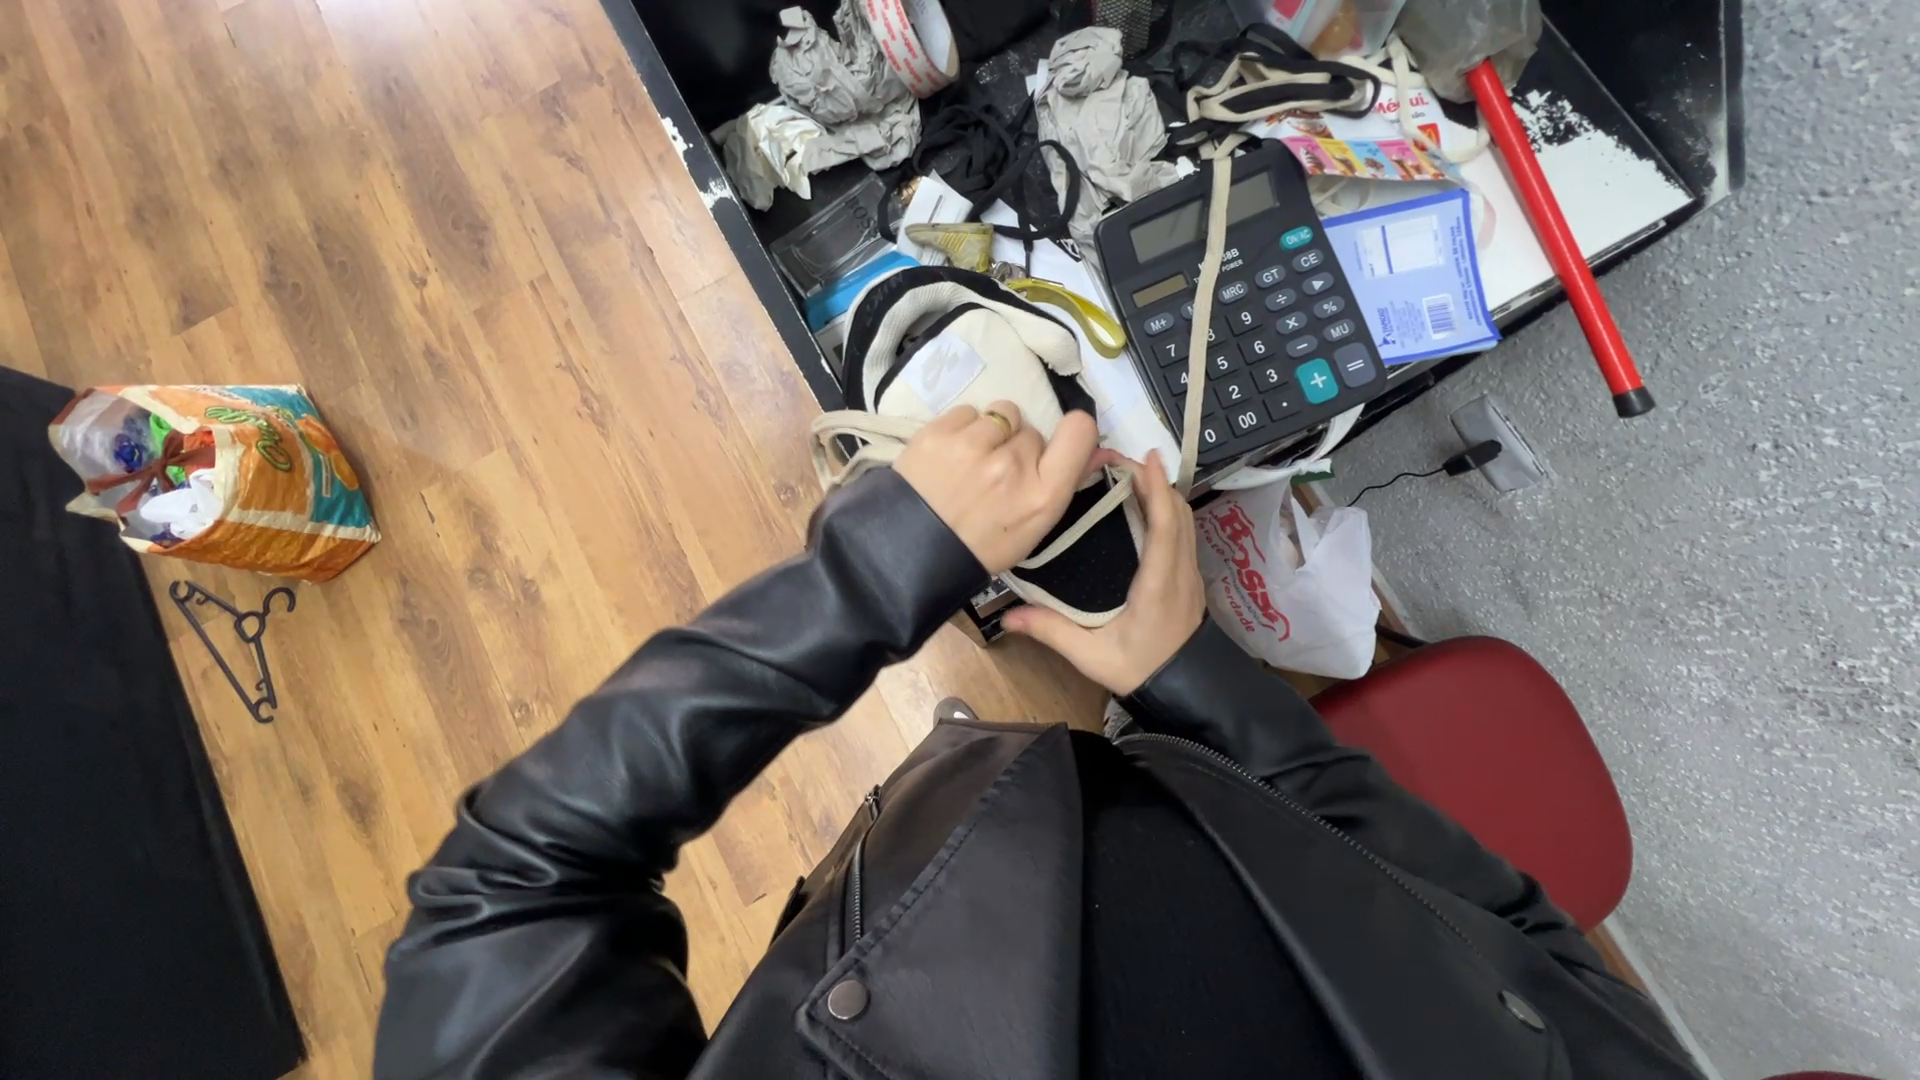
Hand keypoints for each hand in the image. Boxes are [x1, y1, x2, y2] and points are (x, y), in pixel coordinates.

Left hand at [895, 402, 1099, 575]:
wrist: (910, 554)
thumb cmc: (979, 548)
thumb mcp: (1032, 529)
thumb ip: (1065, 483)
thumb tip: (1098, 450)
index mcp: (1043, 495)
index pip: (1079, 431)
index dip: (1073, 430)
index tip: (1057, 442)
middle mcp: (1014, 465)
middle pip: (1031, 430)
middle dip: (1017, 447)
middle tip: (994, 477)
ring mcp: (974, 446)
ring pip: (1000, 414)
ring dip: (989, 433)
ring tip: (968, 463)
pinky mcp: (939, 433)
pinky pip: (966, 412)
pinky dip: (961, 429)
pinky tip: (948, 457)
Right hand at [1002, 450, 1204, 695]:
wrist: (1186, 691)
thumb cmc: (1140, 670)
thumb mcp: (1092, 655)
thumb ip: (1052, 631)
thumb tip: (1008, 617)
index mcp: (1158, 584)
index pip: (1164, 527)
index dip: (1157, 489)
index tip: (1146, 458)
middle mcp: (1179, 571)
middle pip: (1177, 513)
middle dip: (1153, 480)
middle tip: (1118, 461)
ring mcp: (1188, 573)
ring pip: (1184, 521)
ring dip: (1162, 493)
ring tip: (1129, 476)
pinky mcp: (1188, 578)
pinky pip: (1183, 532)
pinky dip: (1167, 510)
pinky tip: (1144, 506)